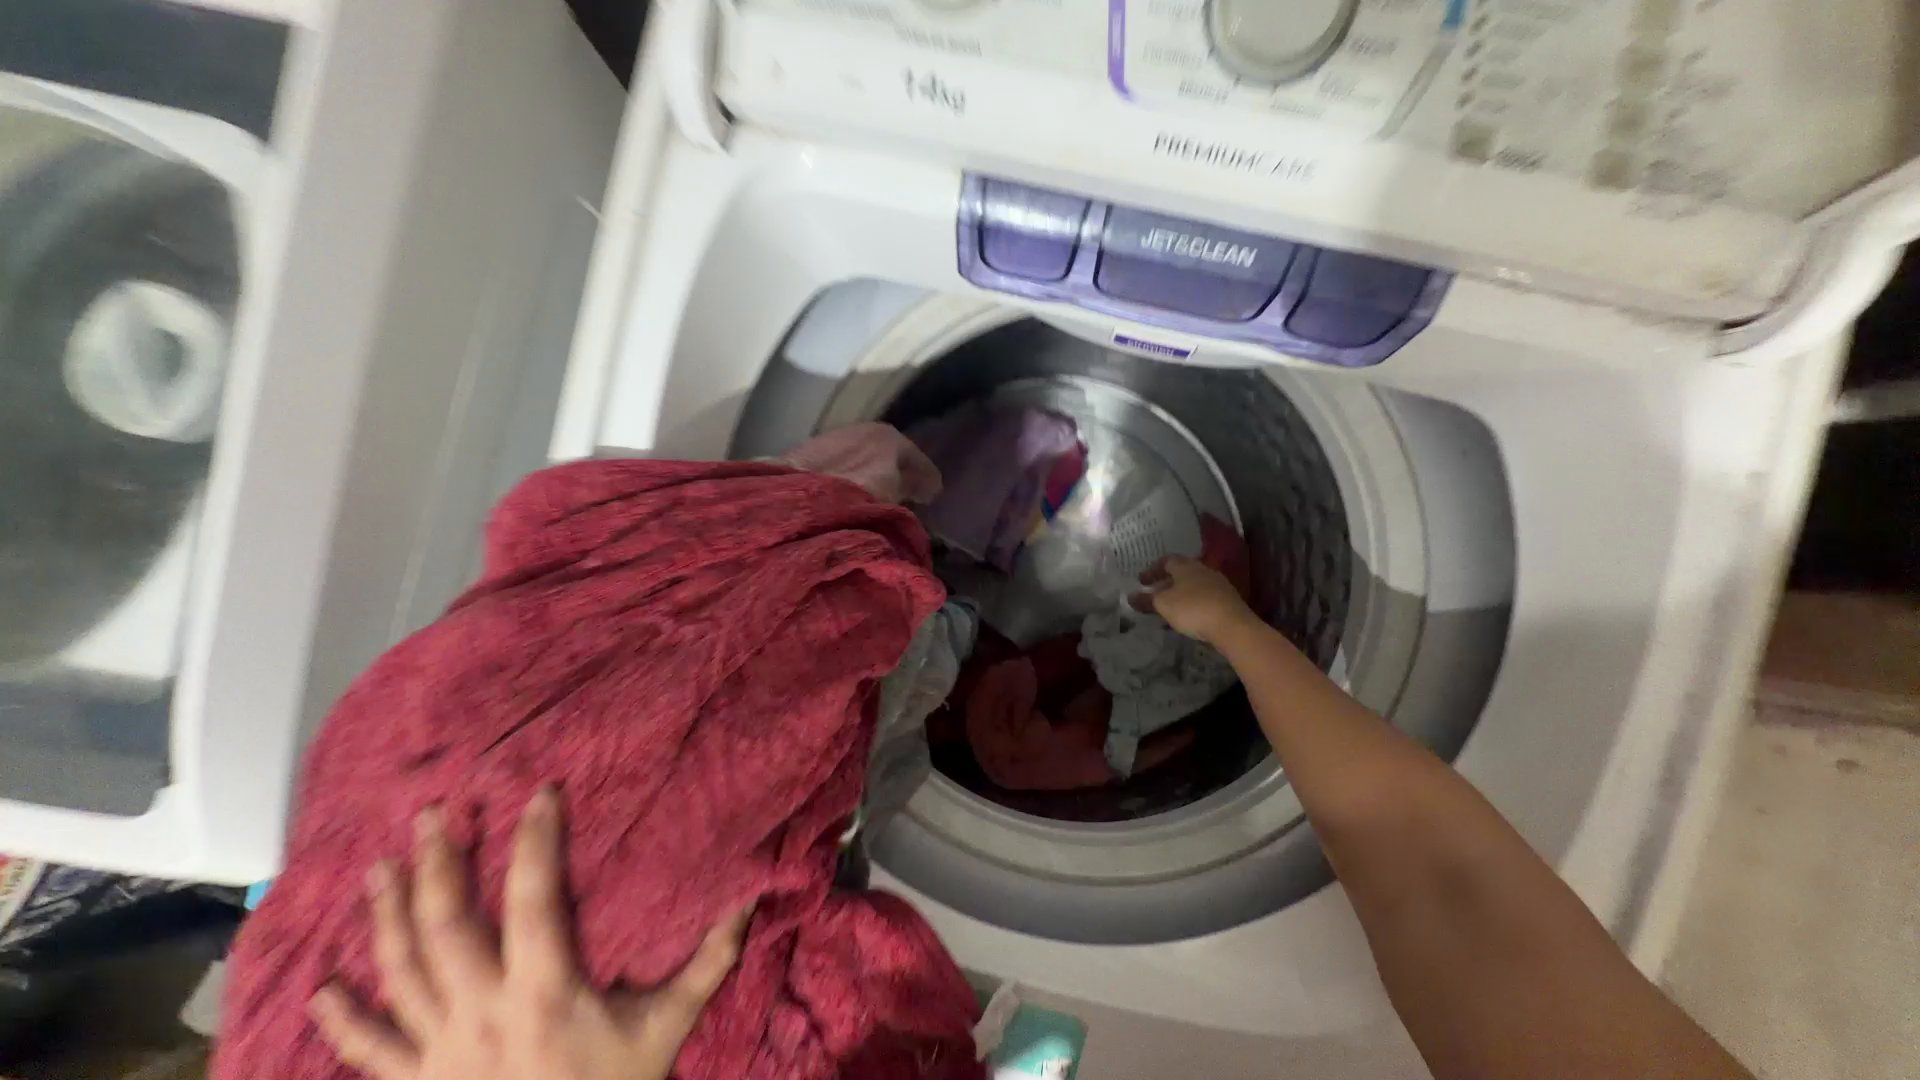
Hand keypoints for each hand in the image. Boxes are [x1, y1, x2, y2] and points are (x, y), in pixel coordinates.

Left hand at [309, 790, 750, 1079]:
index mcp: (544, 993)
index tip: (541, 793)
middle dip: (439, 865)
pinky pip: (372, 1051)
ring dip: (387, 917)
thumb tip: (748, 902)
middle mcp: (481, 1015)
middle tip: (431, 813)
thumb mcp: (668, 1028)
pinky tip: (320, 993)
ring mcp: (440, 1053)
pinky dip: (345, 1022)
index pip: (535, 900)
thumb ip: (708, 964)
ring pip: (402, 974)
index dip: (537, 842)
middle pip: (447, 928)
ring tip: (378, 868)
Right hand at [1136, 555, 1255, 645]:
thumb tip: (1130, 596)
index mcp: (1186, 566)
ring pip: (1194, 584)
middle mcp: (1203, 569)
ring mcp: (1218, 583)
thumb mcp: (1163, 605)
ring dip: (1181, 592)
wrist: (1232, 625)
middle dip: (1167, 581)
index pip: (1166, 560)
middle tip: (1155, 592)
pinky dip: (1193, 601)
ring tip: (1171, 605)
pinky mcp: (1228, 599)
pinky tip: (1190, 614)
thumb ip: (1146, 599)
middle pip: (1182, 571)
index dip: (1152, 570)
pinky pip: (1205, 596)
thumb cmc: (1192, 609)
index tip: (1141, 581)